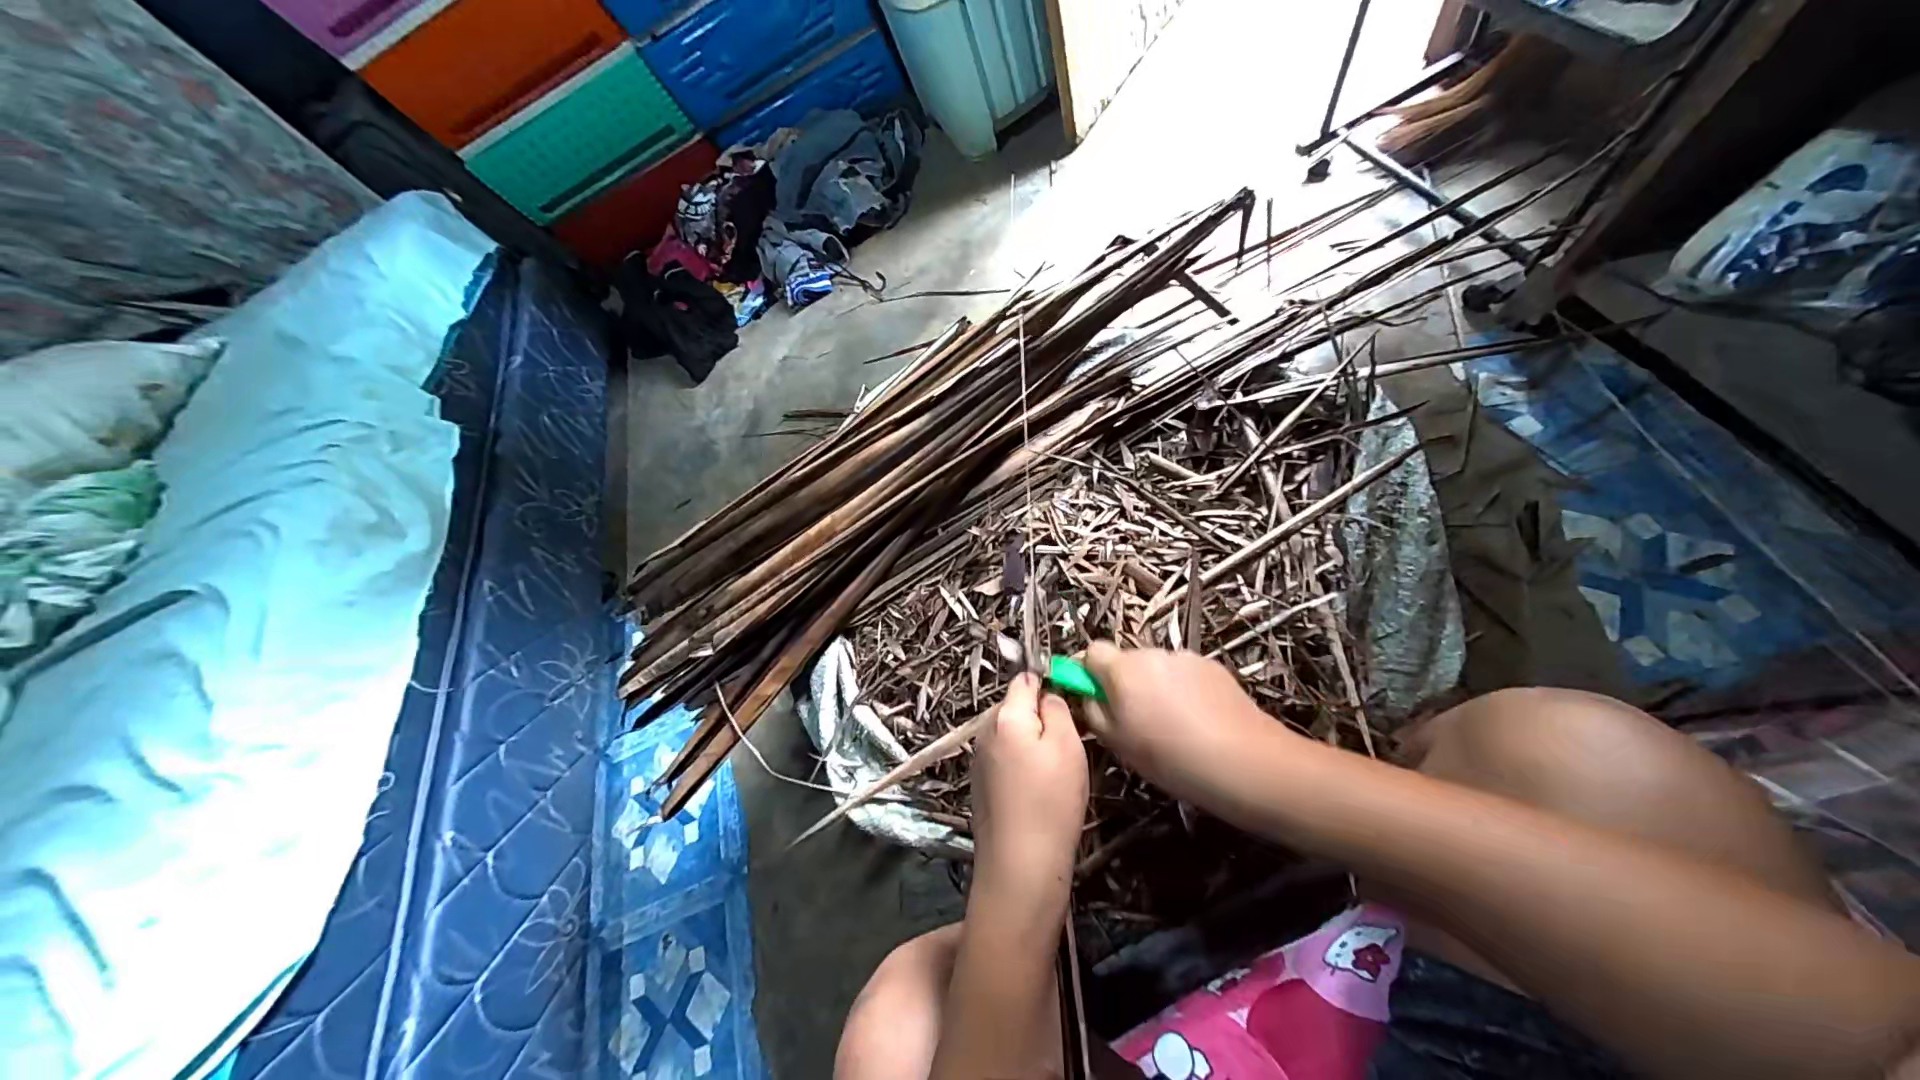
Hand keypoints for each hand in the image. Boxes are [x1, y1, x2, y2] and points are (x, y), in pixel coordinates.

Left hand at [970, 674, 1088, 892]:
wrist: (1020, 864)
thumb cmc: (1051, 801)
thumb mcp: (1067, 745)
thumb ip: (1057, 708)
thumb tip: (1048, 693)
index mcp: (1005, 716)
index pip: (1026, 679)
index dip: (1051, 684)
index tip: (1074, 704)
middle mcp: (985, 731)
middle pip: (1017, 706)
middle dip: (1042, 716)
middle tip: (1072, 741)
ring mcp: (979, 758)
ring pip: (1012, 733)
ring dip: (1034, 741)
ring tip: (1059, 769)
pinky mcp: (981, 783)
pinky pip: (1006, 757)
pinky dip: (1023, 763)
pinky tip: (1040, 788)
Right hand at [1081, 641, 1300, 804]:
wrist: (1244, 761)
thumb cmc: (1170, 757)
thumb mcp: (1116, 742)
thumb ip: (1092, 710)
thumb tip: (1086, 693)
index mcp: (1122, 669)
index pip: (1090, 650)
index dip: (1088, 671)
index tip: (1092, 696)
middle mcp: (1152, 654)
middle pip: (1125, 660)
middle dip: (1124, 683)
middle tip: (1133, 720)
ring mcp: (1185, 658)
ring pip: (1156, 668)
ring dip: (1154, 687)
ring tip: (1171, 725)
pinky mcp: (1213, 667)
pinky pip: (1184, 674)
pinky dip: (1182, 691)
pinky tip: (1196, 721)